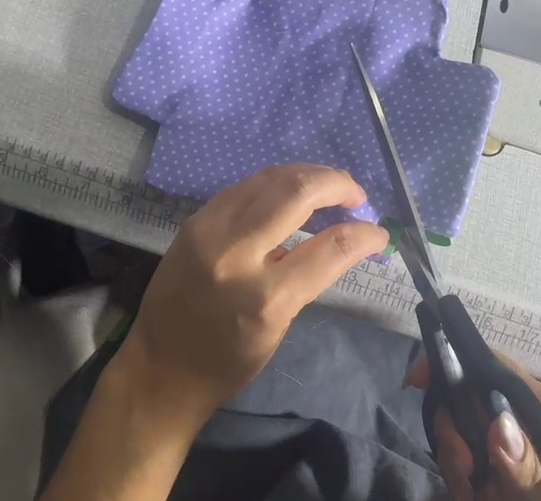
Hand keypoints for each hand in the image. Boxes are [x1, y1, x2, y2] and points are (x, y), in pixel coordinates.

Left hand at [117, 163, 389, 424]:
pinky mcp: (194, 219)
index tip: (379, 231)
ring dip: (305, 175)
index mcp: (265, 297)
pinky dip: (274, 182)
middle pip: (295, 193)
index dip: (362, 235)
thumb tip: (345, 235)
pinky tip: (291, 189)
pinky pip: (243, 186)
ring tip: (330, 185)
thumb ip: (310, 276)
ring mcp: (210, 230)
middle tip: (356, 193)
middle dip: (334, 183)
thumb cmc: (228, 360)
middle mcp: (236, 254)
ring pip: (268, 178)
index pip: (328, 248)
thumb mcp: (279, 326)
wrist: (160, 366)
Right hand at [409, 353, 540, 500]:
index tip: (416, 380)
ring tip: (474, 494)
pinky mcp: (497, 485)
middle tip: (467, 470)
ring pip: (457, 444)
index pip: (491, 366)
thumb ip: (537, 467)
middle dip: (451, 433)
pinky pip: (463, 478)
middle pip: (463, 404)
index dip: (451, 361)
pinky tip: (475, 497)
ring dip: (456, 469)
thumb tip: (497, 423)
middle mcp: (519, 428)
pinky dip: (461, 488)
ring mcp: (506, 459)